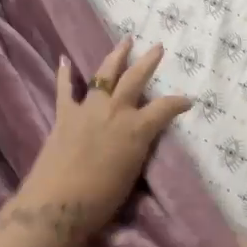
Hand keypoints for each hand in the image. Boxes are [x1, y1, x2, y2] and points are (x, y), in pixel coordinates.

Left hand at [16, 38, 193, 237]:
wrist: (58, 205)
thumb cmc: (101, 199)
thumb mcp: (132, 174)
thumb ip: (137, 149)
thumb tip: (140, 137)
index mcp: (136, 129)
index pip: (164, 109)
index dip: (178, 103)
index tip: (188, 100)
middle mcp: (115, 111)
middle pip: (134, 79)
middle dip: (148, 62)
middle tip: (157, 47)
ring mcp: (88, 109)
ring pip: (104, 74)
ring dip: (115, 57)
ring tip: (125, 41)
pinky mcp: (64, 115)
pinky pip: (65, 89)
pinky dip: (65, 74)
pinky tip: (65, 59)